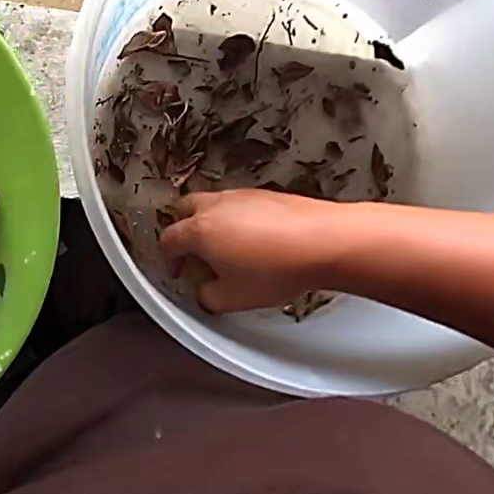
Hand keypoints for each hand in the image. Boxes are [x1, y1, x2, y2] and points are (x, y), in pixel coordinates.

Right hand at [159, 189, 354, 312]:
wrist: (325, 241)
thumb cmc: (277, 269)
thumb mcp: (232, 299)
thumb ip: (208, 297)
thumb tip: (206, 292)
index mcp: (199, 230)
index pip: (169, 240)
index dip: (168, 259)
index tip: (177, 272)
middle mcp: (216, 206)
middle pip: (184, 210)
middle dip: (182, 230)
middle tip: (192, 253)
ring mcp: (242, 196)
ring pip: (213, 204)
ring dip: (210, 223)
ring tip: (225, 248)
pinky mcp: (267, 194)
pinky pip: (240, 204)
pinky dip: (237, 219)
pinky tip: (254, 241)